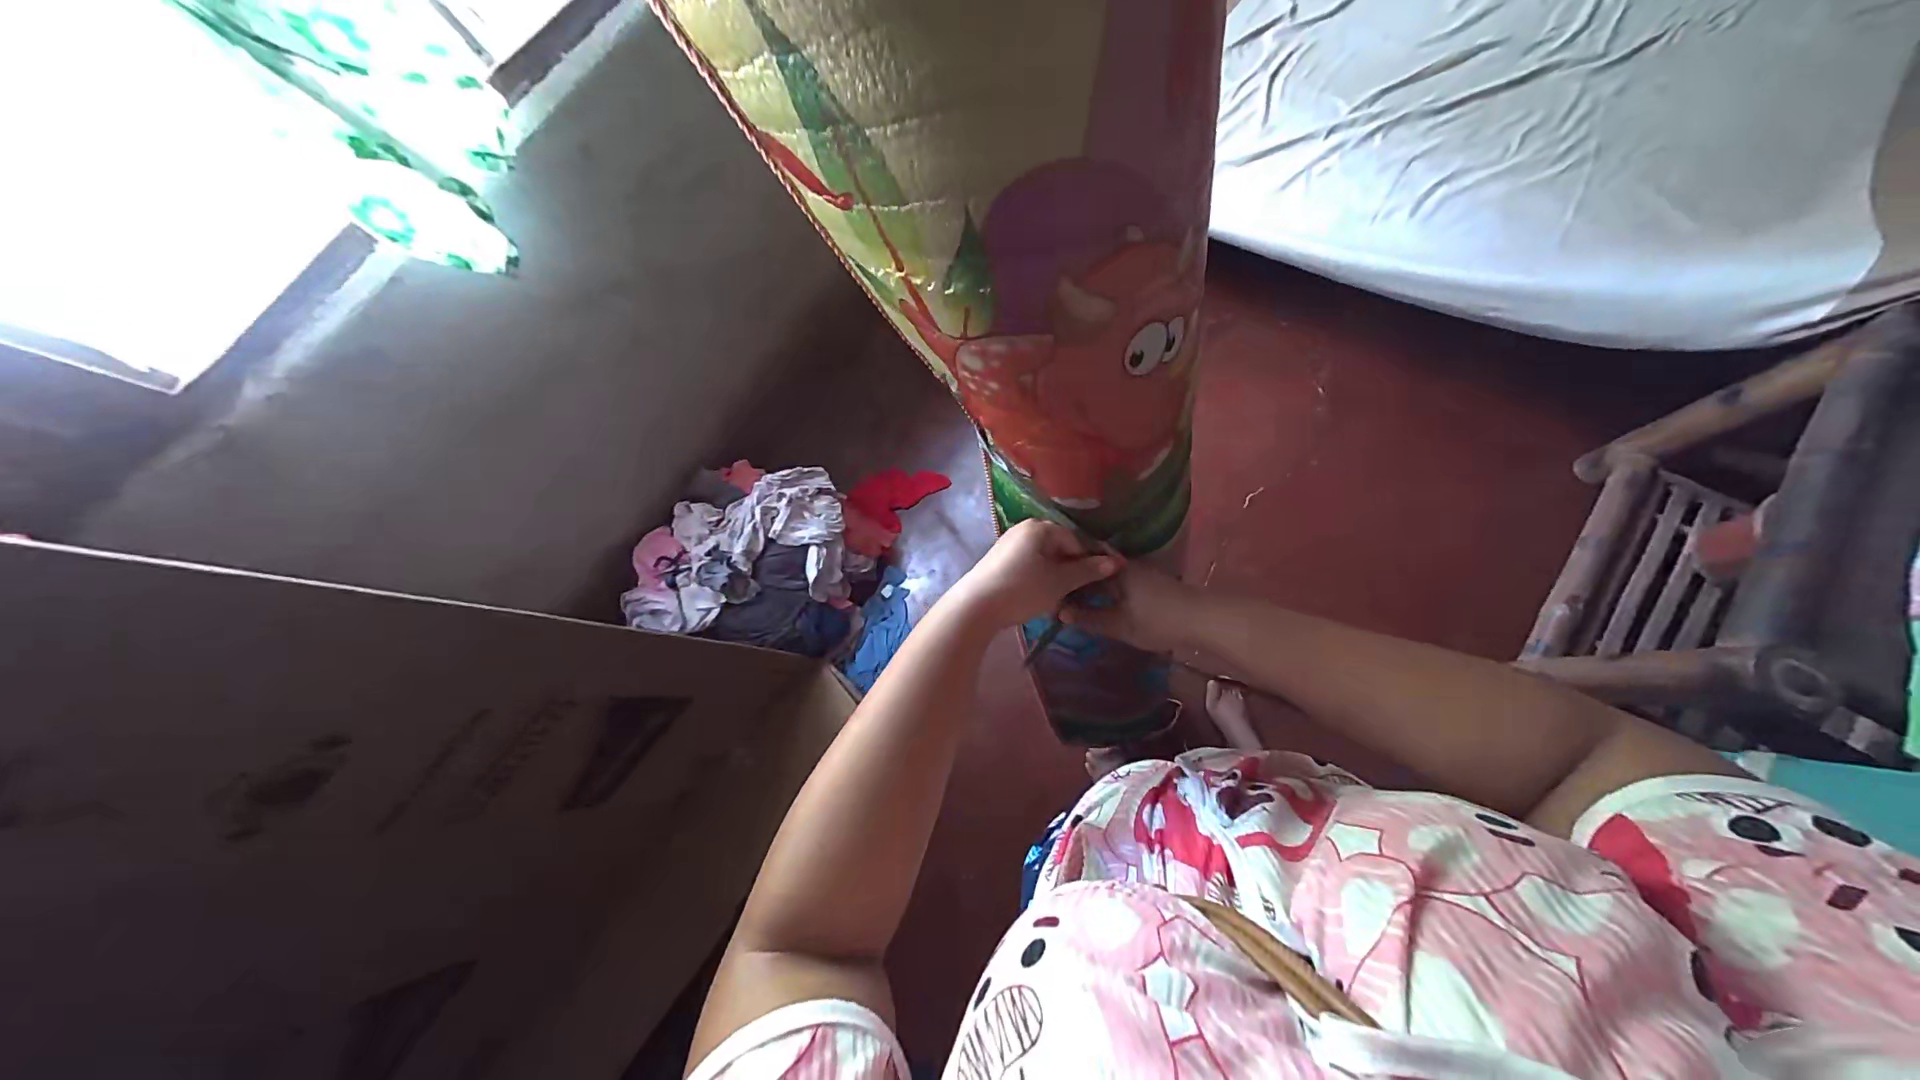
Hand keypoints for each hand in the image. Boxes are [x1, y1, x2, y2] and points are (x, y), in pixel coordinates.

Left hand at [942, 520, 1120, 630]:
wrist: (975, 606)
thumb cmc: (1022, 590)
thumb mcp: (1059, 582)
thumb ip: (1088, 571)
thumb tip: (1115, 562)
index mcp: (1040, 528)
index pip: (1076, 540)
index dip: (1091, 561)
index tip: (1102, 581)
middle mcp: (1024, 528)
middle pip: (1059, 547)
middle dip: (1073, 569)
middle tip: (1081, 592)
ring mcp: (1009, 543)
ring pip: (1044, 557)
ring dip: (1056, 576)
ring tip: (1062, 597)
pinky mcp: (999, 560)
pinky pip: (1029, 564)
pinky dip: (1039, 577)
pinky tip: (1040, 596)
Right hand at [1059, 559, 1203, 653]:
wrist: (1203, 619)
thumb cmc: (1157, 620)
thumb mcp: (1119, 625)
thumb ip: (1089, 619)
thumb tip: (1061, 613)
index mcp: (1114, 569)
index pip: (1081, 565)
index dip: (1063, 575)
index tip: (1046, 586)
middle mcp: (1125, 564)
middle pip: (1093, 567)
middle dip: (1076, 578)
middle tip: (1056, 593)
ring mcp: (1139, 571)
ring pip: (1105, 574)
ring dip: (1091, 583)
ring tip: (1072, 597)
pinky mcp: (1149, 581)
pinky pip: (1117, 579)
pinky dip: (1104, 587)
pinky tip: (1098, 600)